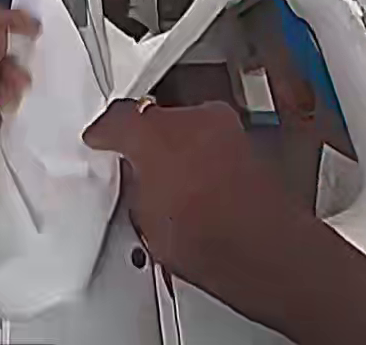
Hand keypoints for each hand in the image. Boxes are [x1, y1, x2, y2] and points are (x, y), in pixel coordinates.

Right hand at [84, 101, 308, 285]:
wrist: (263, 250)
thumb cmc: (211, 242)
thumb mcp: (146, 220)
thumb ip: (134, 183)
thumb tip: (136, 178)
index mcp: (150, 135)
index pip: (117, 117)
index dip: (105, 131)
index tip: (101, 138)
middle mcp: (184, 117)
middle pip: (151, 116)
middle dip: (144, 138)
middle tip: (140, 168)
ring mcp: (215, 120)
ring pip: (181, 121)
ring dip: (175, 141)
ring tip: (178, 180)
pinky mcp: (238, 130)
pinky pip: (207, 130)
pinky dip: (200, 146)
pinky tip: (202, 178)